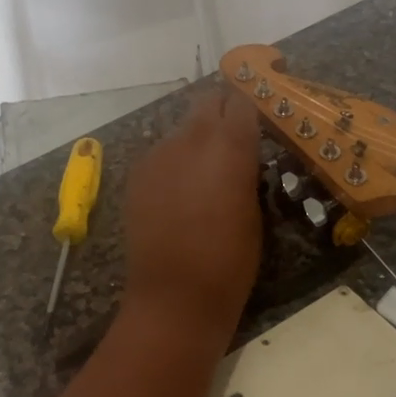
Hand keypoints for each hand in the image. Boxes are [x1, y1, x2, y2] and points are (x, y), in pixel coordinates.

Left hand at [121, 87, 262, 331]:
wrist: (174, 296)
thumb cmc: (230, 260)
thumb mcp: (254, 211)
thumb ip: (246, 171)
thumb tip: (242, 155)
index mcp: (230, 145)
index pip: (242, 100)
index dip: (250, 106)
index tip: (257, 117)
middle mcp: (192, 138)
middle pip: (208, 101)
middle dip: (221, 111)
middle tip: (232, 136)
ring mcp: (160, 152)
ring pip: (183, 127)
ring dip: (196, 138)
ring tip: (204, 170)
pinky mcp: (138, 171)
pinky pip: (162, 152)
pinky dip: (174, 161)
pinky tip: (178, 192)